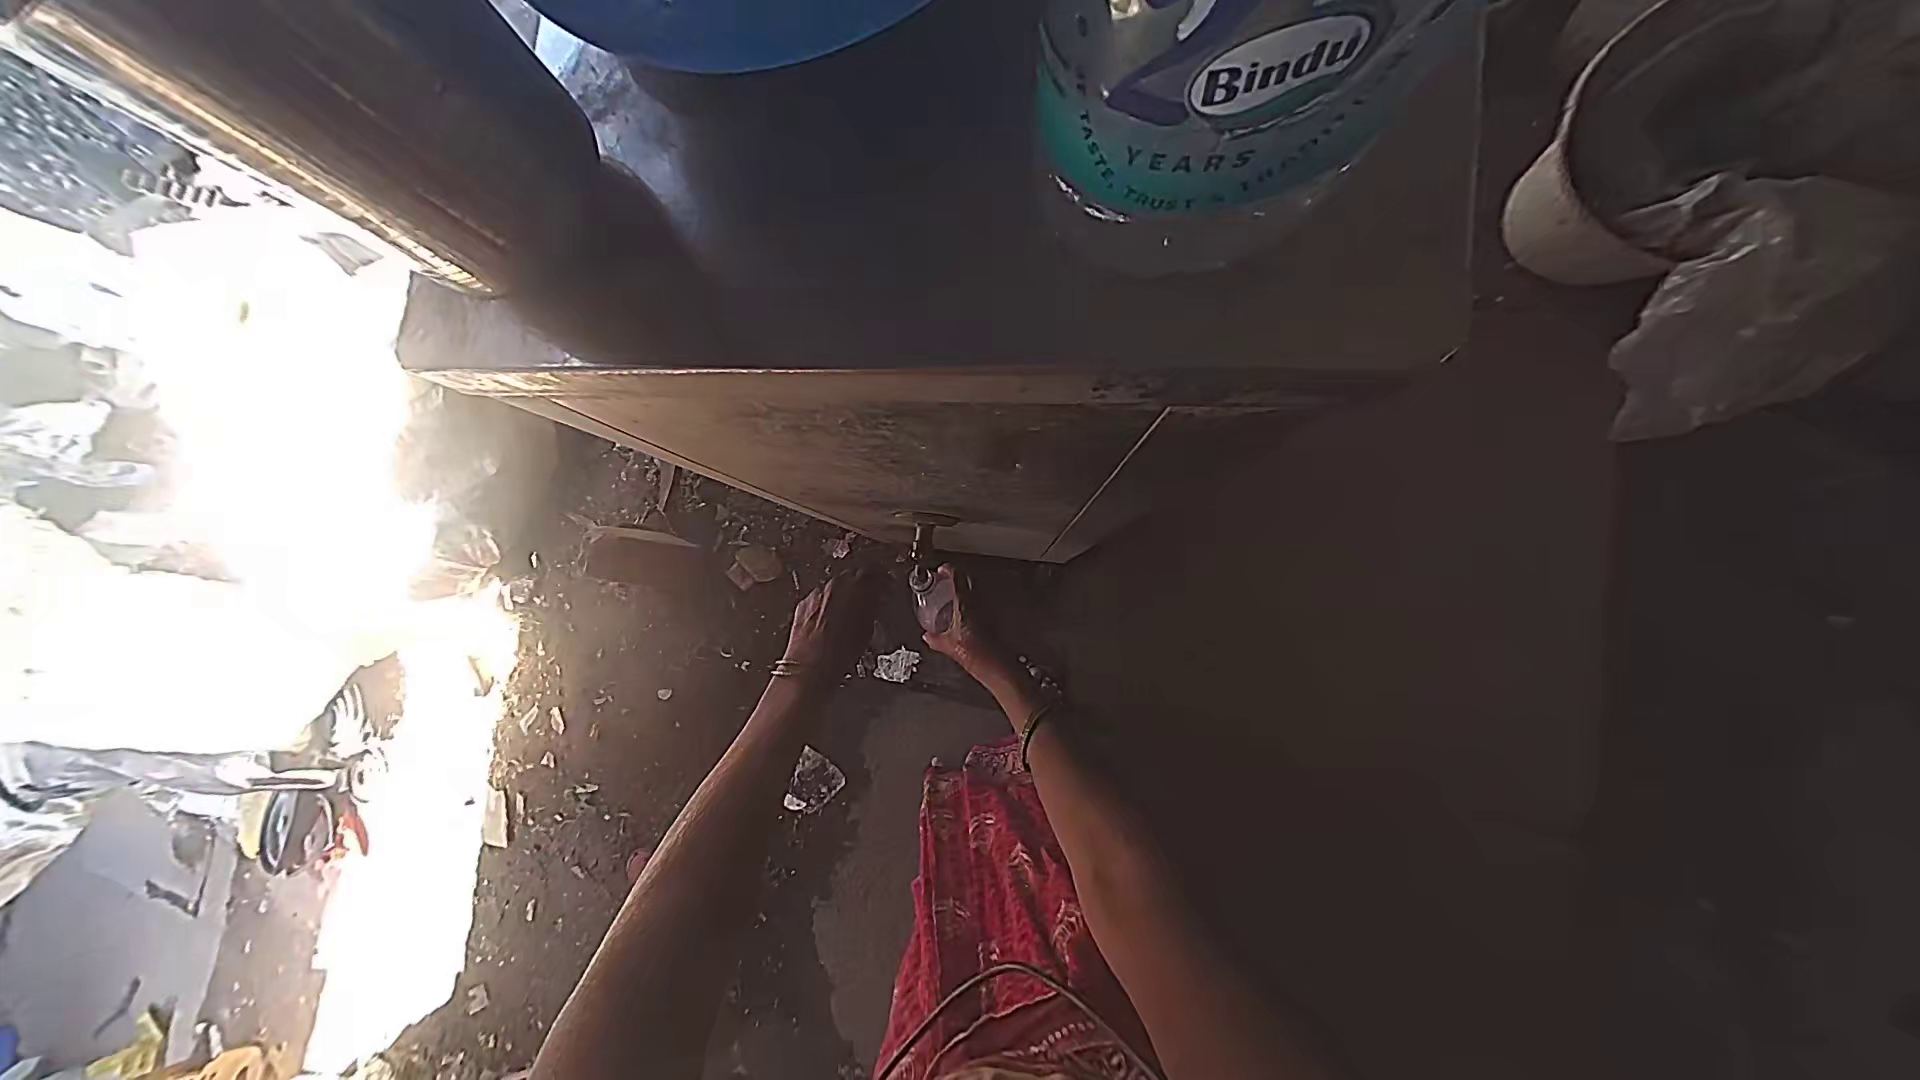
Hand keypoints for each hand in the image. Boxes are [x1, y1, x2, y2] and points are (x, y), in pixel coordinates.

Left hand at [780, 565, 883, 687]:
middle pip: (854, 576)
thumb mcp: (867, 630)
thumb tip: (876, 601)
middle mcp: (835, 587)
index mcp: (856, 589)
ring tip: (852, 609)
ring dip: (846, 593)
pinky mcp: (804, 604)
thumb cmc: (838, 654)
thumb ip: (873, 608)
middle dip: (864, 584)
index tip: (886, 584)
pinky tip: (833, 617)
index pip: (874, 573)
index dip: (882, 579)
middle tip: (871, 595)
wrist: (809, 667)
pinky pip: (821, 597)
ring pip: (836, 585)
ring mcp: (818, 594)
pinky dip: (829, 603)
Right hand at [918, 564, 1018, 688]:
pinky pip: (980, 604)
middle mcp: (978, 606)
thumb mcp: (950, 647)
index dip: (950, 570)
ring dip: (965, 588)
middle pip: (969, 582)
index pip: (959, 580)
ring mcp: (987, 611)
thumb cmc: (978, 656)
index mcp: (966, 607)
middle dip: (958, 577)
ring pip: (976, 592)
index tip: (943, 569)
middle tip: (947, 579)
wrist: (998, 667)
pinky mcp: (992, 619)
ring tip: (954, 594)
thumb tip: (928, 636)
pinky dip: (971, 602)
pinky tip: (965, 611)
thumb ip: (936, 639)